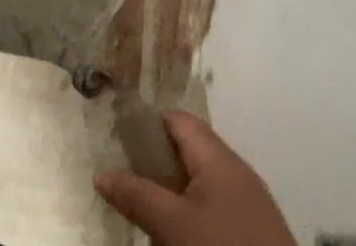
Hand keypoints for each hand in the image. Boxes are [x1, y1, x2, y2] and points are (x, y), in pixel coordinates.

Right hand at [95, 111, 293, 245]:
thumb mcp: (172, 226)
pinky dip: (190, 218)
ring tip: (147, 220)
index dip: (147, 125)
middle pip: (187, 152)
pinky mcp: (254, 233)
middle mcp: (236, 174)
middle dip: (154, 167)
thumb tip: (102, 175)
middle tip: (126, 185)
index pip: (178, 120)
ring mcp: (248, 205)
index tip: (118, 144)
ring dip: (170, 197)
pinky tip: (176, 239)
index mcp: (219, 159)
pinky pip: (213, 211)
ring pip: (198, 185)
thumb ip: (137, 196)